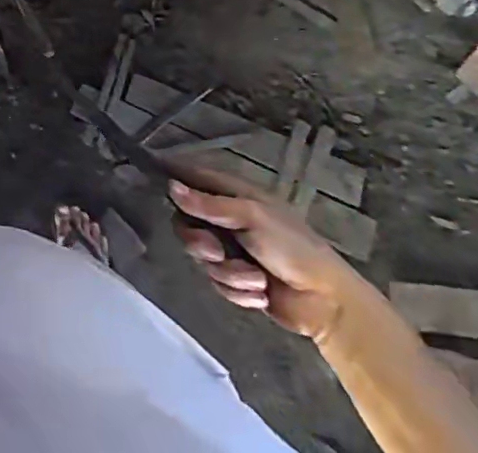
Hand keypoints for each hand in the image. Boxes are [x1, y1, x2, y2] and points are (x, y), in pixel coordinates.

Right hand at [169, 178, 365, 344]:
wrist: (326, 301)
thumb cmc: (293, 247)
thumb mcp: (251, 218)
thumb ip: (209, 205)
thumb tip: (171, 187)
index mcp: (235, 196)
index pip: (194, 177)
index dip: (173, 176)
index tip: (151, 176)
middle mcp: (228, 220)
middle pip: (187, 225)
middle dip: (201, 244)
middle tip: (217, 251)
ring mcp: (232, 251)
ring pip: (202, 259)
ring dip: (229, 274)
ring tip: (256, 280)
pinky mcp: (237, 280)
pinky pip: (218, 283)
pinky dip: (239, 291)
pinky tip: (262, 294)